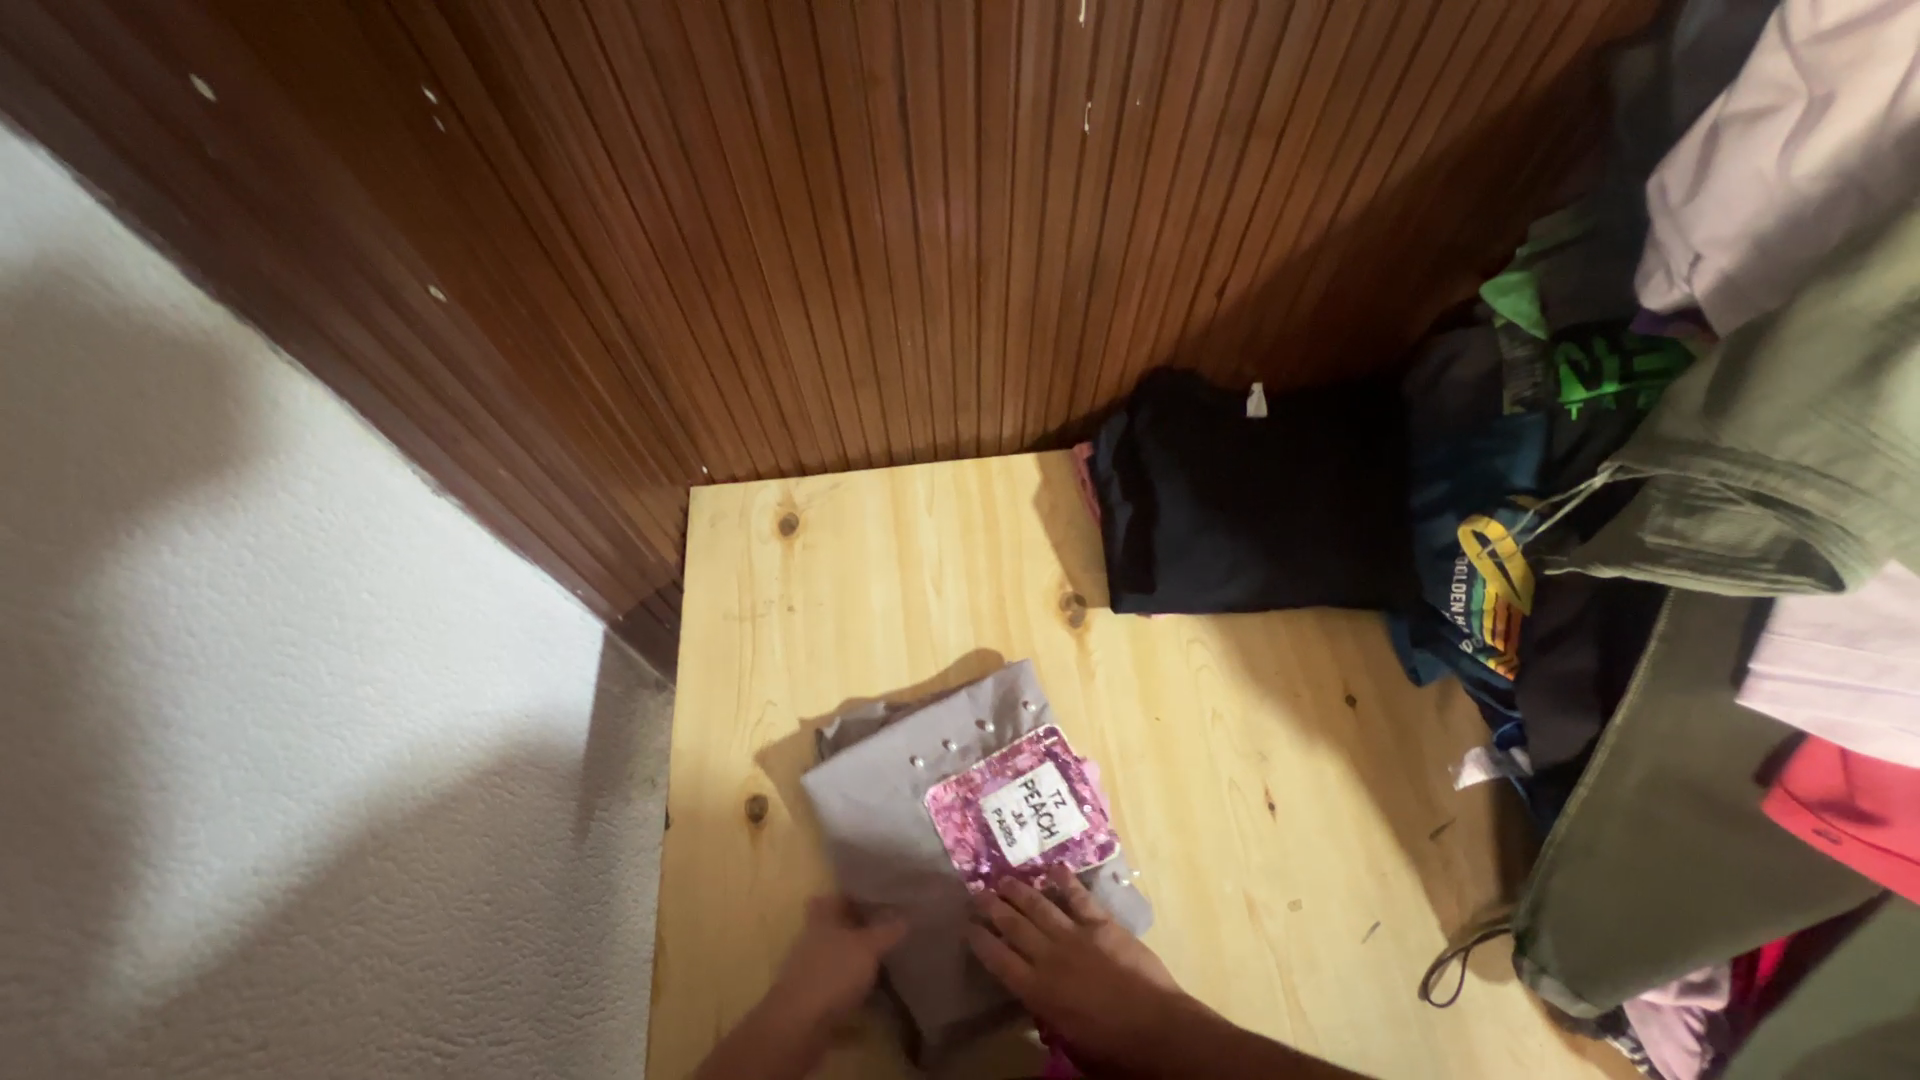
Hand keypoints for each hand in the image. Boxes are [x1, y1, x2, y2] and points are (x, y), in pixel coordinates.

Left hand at [769, 895, 907, 1027]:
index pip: (835, 897)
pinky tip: (875, 993)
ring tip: (887, 959)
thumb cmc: (832, 973)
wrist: (799, 1026)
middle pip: (836, 927)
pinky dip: (854, 988)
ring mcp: (811, 970)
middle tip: (890, 928)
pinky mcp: (813, 998)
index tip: (877, 895)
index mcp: (822, 918)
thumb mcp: (867, 947)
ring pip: (837, 956)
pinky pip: (838, 986)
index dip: (853, 894)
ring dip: (856, 959)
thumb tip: (907, 915)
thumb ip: (887, 930)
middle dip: (858, 928)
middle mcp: (813, 939)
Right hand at [967, 864, 1203, 1070]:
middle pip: (1012, 925)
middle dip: (991, 907)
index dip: (979, 940)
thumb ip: (1048, 1018)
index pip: (997, 959)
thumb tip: (1038, 1008)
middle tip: (976, 893)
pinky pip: (1078, 897)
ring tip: (1002, 879)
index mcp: (1037, 991)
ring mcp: (1075, 936)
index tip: (967, 926)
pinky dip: (1065, 880)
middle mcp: (1049, 957)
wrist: (1155, 1027)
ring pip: (1038, 905)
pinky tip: (1053, 868)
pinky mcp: (1102, 924)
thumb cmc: (1112, 1047)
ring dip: (1018, 891)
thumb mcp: (1069, 1042)